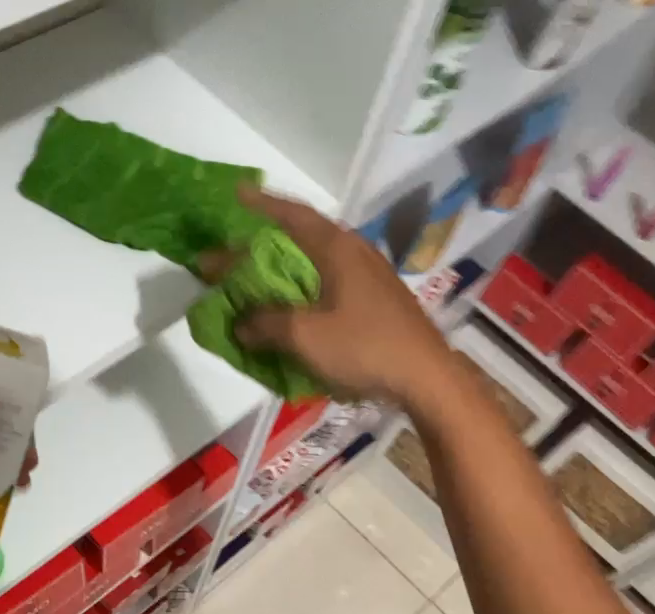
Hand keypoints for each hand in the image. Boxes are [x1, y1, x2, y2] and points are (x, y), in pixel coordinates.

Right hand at [206, 187, 461, 405]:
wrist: (424, 376)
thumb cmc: (364, 347)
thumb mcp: (305, 336)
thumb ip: (266, 324)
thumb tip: (240, 324)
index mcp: (336, 248)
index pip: (292, 215)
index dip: (261, 205)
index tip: (236, 196)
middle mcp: (353, 252)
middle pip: (300, 239)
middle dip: (261, 247)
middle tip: (230, 256)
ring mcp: (368, 276)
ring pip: (315, 264)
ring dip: (282, 271)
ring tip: (255, 283)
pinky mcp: (376, 301)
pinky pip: (329, 285)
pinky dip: (302, 291)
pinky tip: (291, 308)